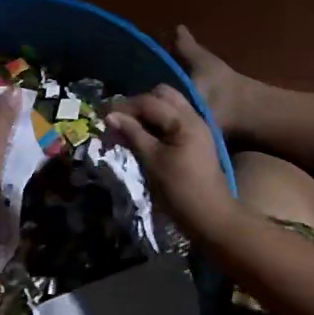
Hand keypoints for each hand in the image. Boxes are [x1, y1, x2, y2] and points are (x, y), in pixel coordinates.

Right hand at [106, 85, 241, 237]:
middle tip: (119, 121)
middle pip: (161, 96)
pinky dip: (157, 123)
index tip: (102, 115)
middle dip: (138, 105)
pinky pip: (173, 120)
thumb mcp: (153, 161)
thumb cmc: (180, 190)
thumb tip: (110, 116)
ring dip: (147, 113)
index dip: (124, 106)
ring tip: (128, 130)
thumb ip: (133, 134)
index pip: (149, 102)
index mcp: (184, 121)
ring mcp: (196, 128)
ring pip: (168, 106)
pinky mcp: (195, 139)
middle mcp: (193, 117)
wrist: (211, 218)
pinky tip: (143, 137)